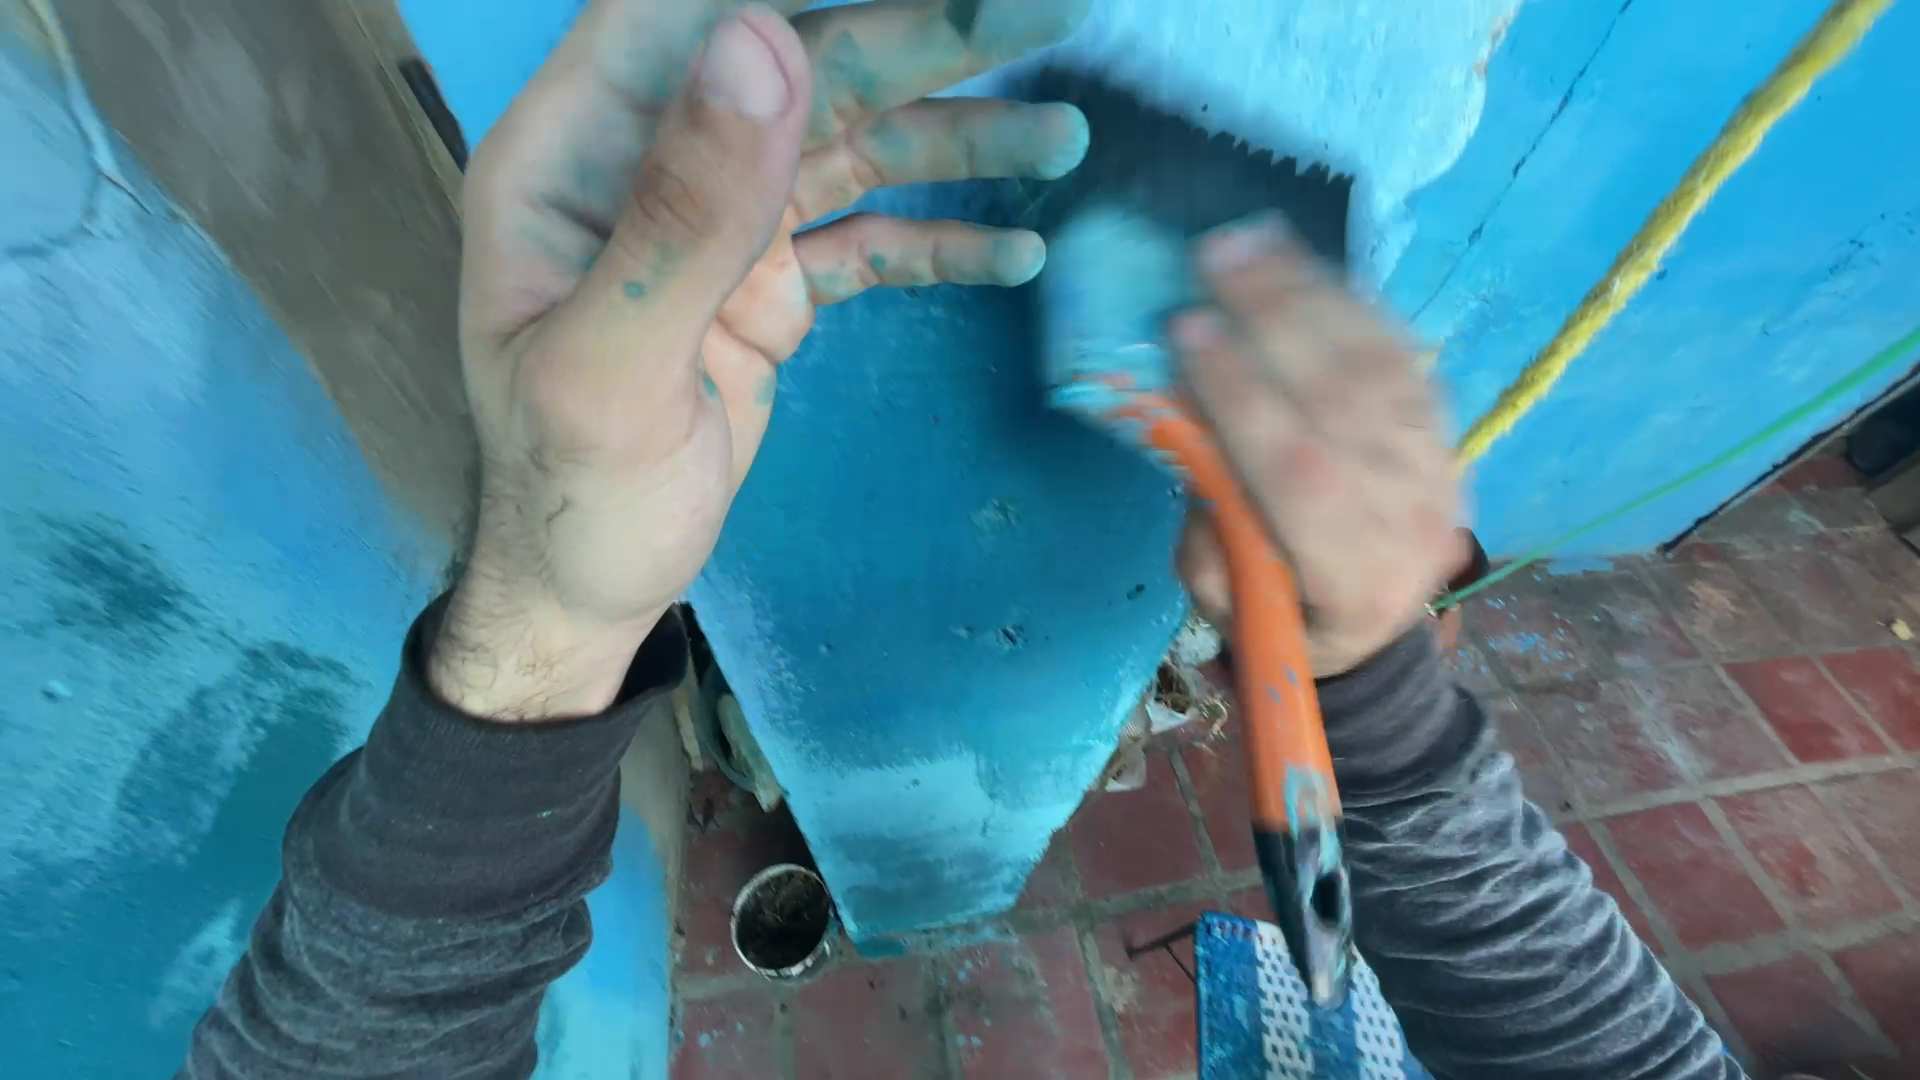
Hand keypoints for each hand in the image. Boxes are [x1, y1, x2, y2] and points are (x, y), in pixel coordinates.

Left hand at [432, 0, 1092, 718]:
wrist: (599, 577)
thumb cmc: (576, 494)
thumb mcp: (611, 372)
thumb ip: (681, 219)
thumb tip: (766, 46)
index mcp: (576, 157)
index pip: (691, 18)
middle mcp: (657, 170)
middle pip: (800, 74)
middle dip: (924, 43)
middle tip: (1048, 12)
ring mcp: (726, 233)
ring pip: (851, 157)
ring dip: (956, 144)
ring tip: (1061, 133)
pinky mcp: (775, 292)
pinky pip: (868, 249)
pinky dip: (938, 245)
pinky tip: (1013, 251)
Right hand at [1170, 218, 1463, 676]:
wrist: (1376, 621)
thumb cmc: (1283, 617)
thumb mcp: (1225, 601)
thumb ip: (1207, 531)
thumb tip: (1190, 432)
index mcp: (1350, 577)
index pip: (1299, 473)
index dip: (1242, 398)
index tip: (1188, 332)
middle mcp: (1409, 514)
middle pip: (1347, 402)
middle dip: (1275, 321)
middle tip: (1215, 258)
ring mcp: (1436, 465)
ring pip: (1379, 365)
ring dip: (1310, 294)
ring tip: (1251, 242)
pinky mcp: (1442, 430)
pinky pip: (1400, 352)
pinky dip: (1349, 302)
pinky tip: (1301, 264)